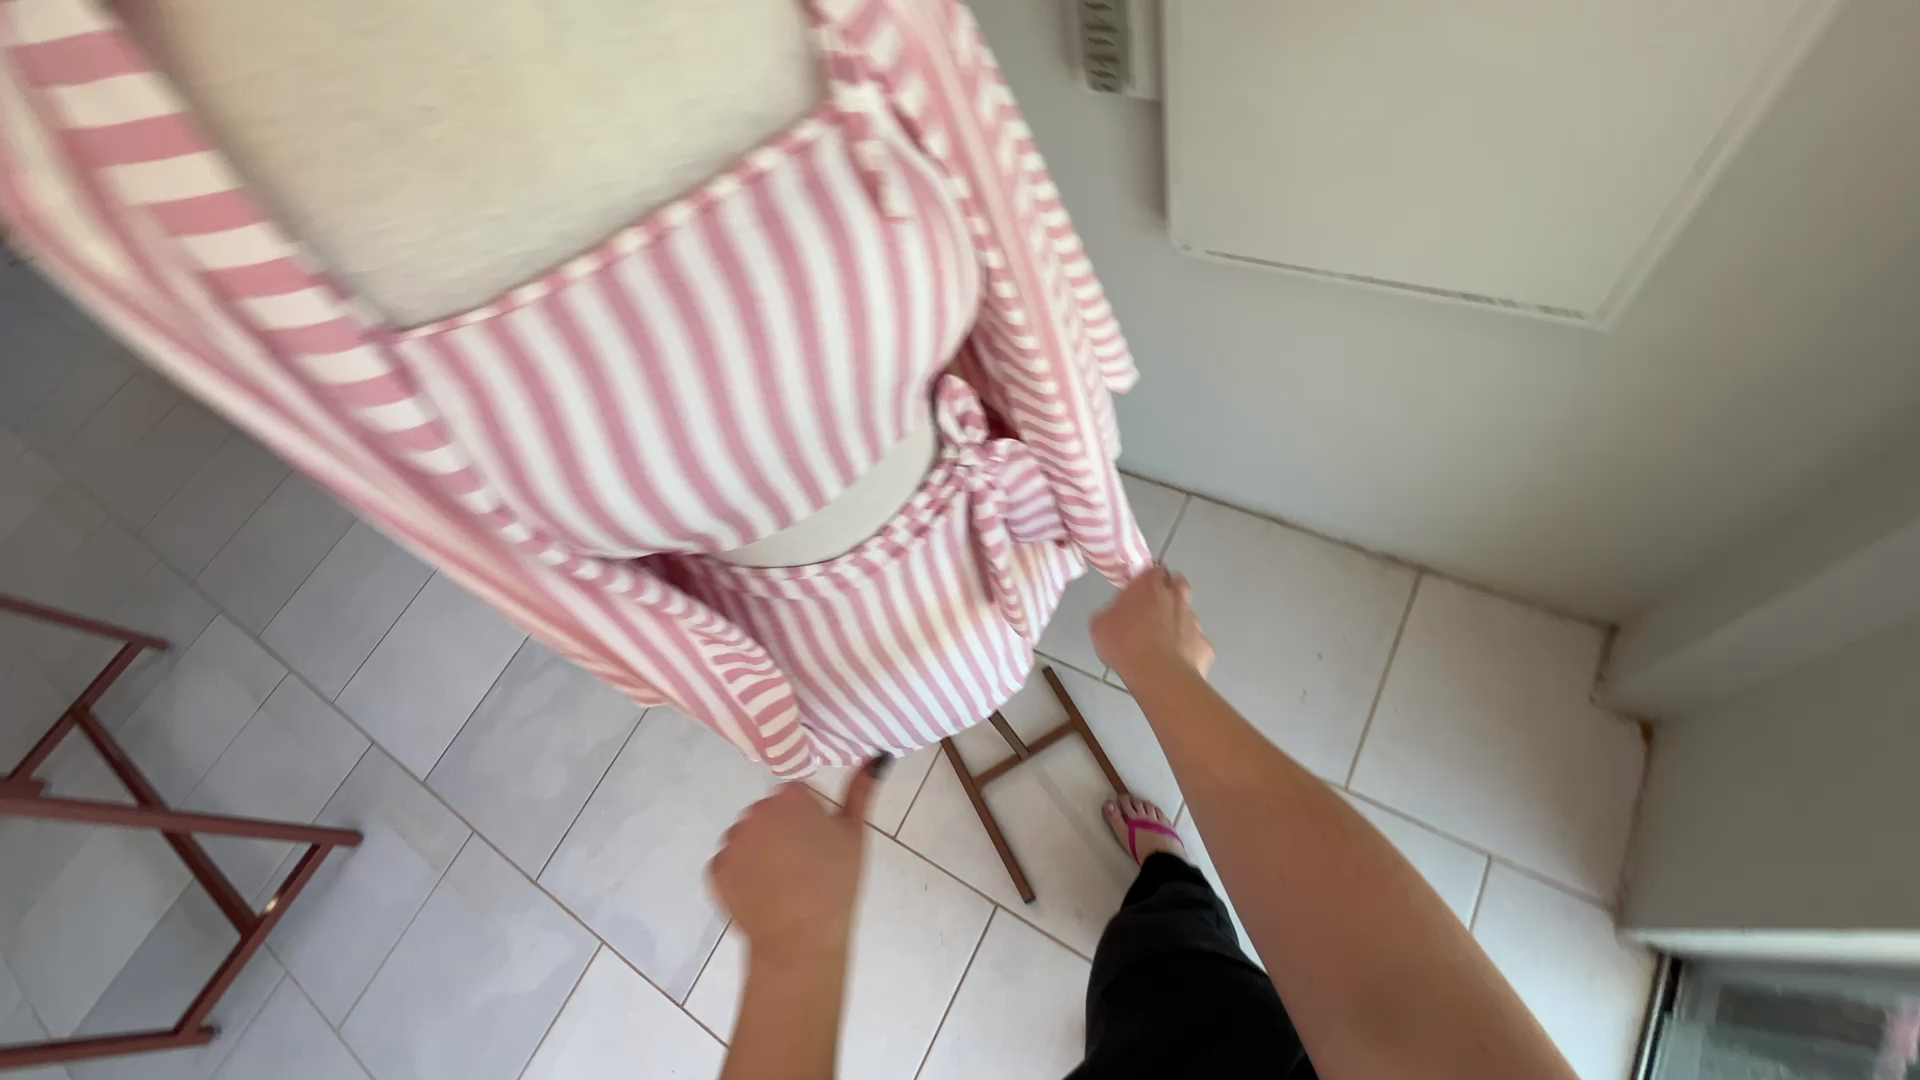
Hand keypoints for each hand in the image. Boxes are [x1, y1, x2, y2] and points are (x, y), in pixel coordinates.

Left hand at [708, 760, 883, 968]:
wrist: (801, 940)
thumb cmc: (835, 884)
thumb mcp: (855, 833)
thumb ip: (862, 789)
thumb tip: (877, 756)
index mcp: (791, 797)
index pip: (797, 795)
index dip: (810, 818)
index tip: (819, 843)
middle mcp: (756, 811)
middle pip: (769, 813)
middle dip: (783, 830)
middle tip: (805, 864)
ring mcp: (732, 841)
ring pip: (748, 836)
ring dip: (761, 850)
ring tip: (783, 881)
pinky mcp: (715, 870)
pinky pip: (731, 862)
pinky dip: (742, 873)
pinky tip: (763, 892)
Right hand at [1091, 564, 1213, 678]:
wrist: (1157, 675)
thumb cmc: (1124, 644)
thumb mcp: (1100, 624)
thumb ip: (1112, 611)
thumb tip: (1117, 615)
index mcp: (1149, 585)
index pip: (1153, 570)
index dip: (1146, 579)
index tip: (1138, 592)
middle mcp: (1176, 597)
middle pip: (1178, 585)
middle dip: (1169, 592)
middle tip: (1153, 611)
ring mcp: (1195, 622)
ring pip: (1187, 616)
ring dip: (1177, 624)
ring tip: (1161, 644)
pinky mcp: (1205, 646)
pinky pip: (1195, 645)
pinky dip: (1186, 650)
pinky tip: (1173, 663)